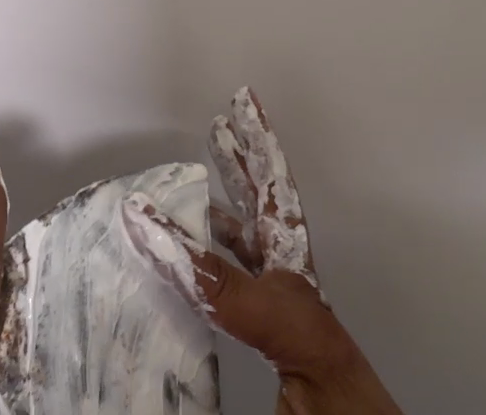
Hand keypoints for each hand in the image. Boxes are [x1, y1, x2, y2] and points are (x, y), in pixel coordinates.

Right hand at [121, 88, 402, 414]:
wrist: (336, 413)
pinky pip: (220, 278)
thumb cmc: (315, 365)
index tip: (244, 101)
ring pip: (238, 238)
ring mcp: (269, 296)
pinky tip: (181, 258)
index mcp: (290, 255)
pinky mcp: (252, 324)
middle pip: (258, 201)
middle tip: (217, 127)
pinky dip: (199, 258)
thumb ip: (207, 273)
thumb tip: (148, 222)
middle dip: (238, 161)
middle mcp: (280, 267)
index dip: (258, 141)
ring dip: (213, 208)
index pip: (272, 185)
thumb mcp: (260, 311)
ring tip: (185, 188)